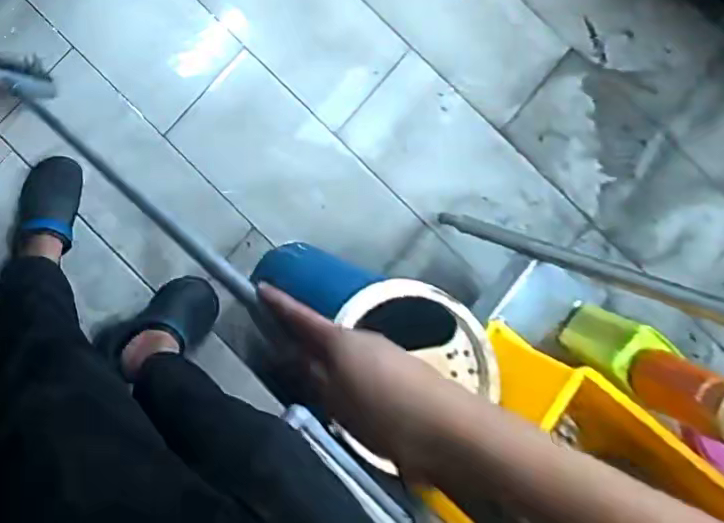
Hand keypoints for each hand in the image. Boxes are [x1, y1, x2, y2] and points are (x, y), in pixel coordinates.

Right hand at [260, 284, 483, 479]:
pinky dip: (363, 384)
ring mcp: (392, 354)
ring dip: (339, 369)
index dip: (277, 303)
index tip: (259, 288)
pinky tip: (367, 410)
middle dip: (310, 345)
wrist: (464, 437)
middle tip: (291, 357)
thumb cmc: (389, 414)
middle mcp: (363, 338)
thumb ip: (313, 377)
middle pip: (327, 337)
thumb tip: (297, 358)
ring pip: (353, 358)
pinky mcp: (414, 376)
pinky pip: (375, 374)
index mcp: (338, 338)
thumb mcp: (338, 401)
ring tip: (330, 394)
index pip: (299, 315)